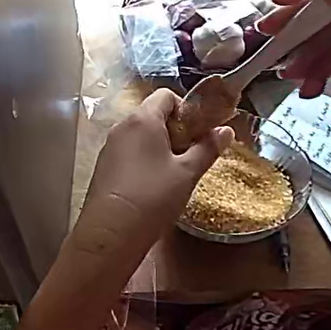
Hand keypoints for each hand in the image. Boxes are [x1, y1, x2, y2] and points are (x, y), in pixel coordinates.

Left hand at [65, 90, 233, 276]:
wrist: (110, 234)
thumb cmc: (153, 197)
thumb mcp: (187, 173)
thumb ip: (208, 148)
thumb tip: (227, 130)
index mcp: (143, 119)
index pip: (166, 95)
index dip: (187, 108)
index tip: (200, 131)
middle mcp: (122, 126)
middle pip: (153, 114)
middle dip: (176, 129)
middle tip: (193, 153)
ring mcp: (109, 147)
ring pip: (140, 134)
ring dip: (160, 145)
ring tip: (177, 171)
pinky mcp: (103, 167)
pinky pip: (129, 151)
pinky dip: (144, 159)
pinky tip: (155, 184)